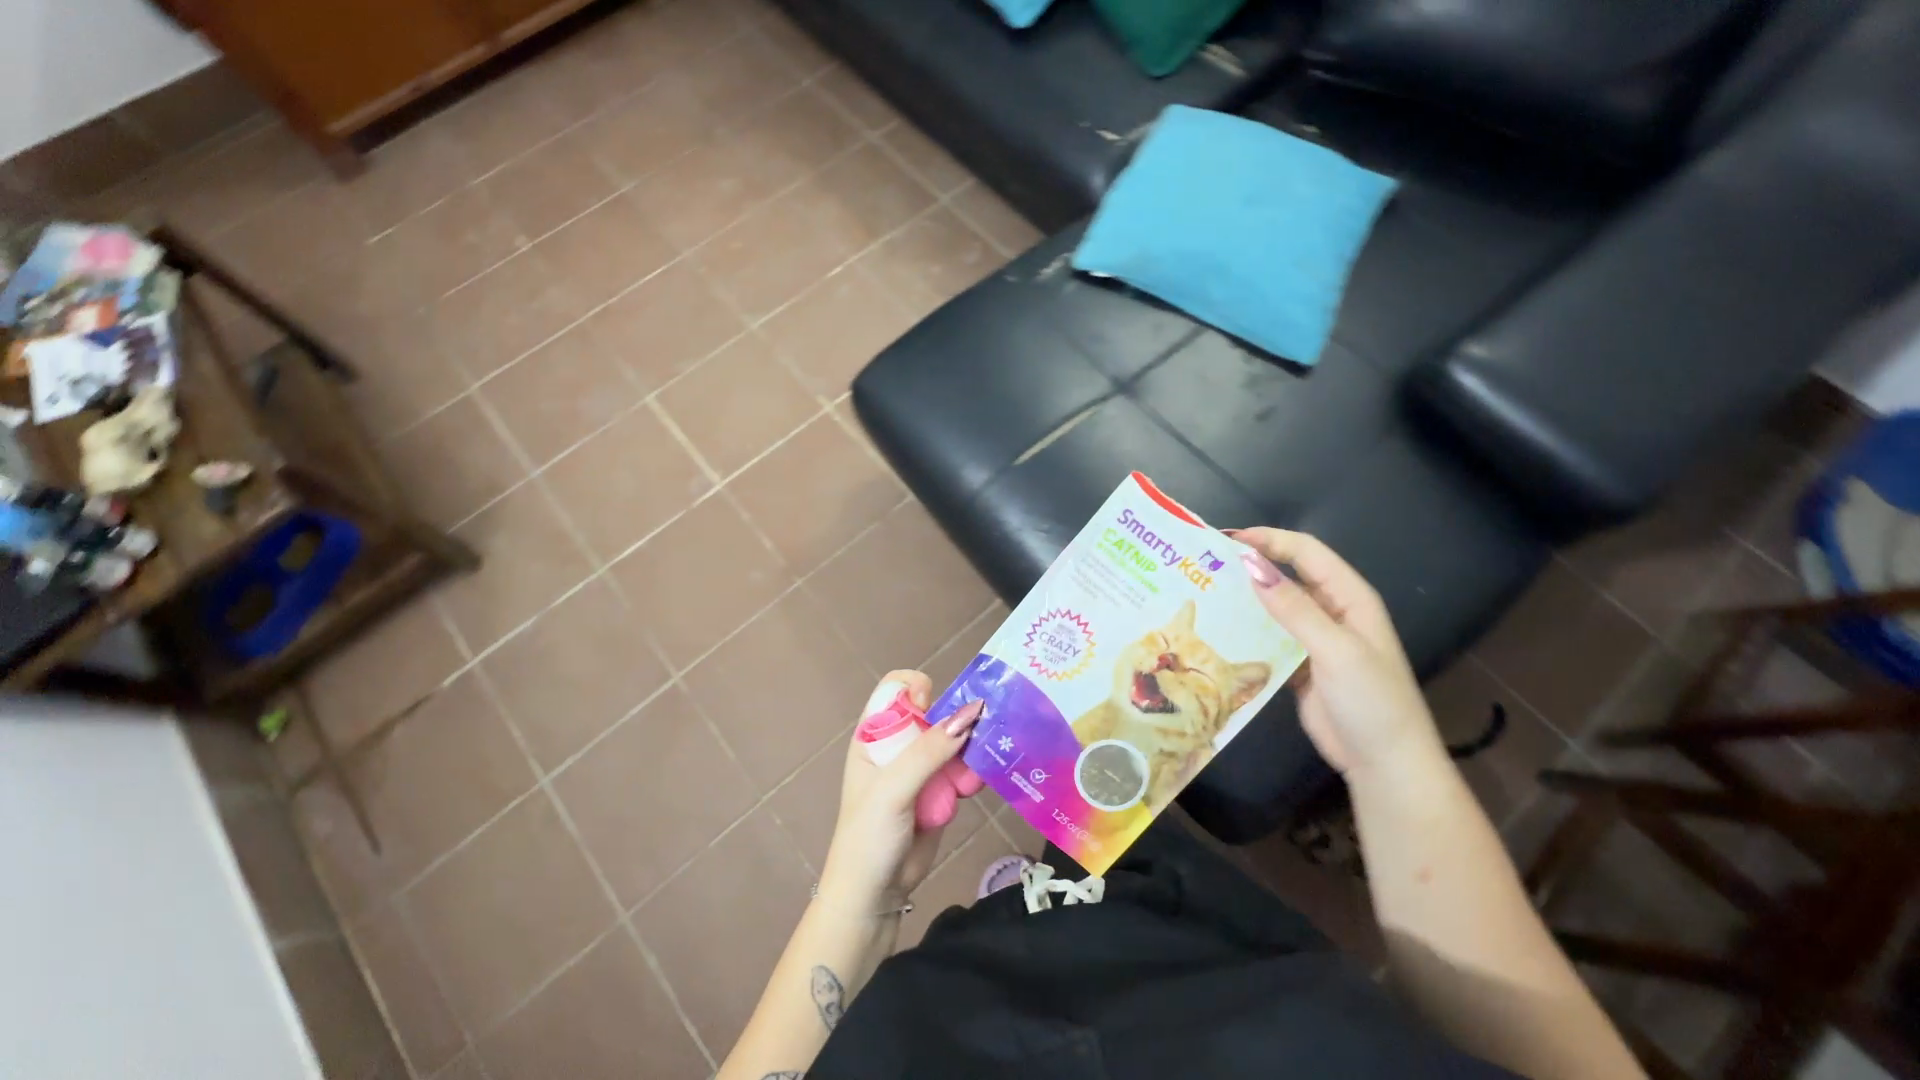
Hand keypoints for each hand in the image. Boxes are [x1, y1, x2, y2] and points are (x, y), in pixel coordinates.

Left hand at [817, 670, 984, 911]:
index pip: (897, 688)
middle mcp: (898, 746)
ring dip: (973, 742)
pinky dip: (977, 767)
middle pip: (934, 710)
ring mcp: (922, 769)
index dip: (918, 691)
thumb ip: (929, 752)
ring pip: (954, 738)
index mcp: (874, 736)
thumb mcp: (893, 789)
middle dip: (956, 715)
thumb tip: (970, 713)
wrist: (875, 894)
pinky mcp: (942, 791)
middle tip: (981, 727)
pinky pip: (964, 767)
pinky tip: (985, 775)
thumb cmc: (869, 836)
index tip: (933, 712)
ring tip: (990, 750)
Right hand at [1229, 528, 1444, 782]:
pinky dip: (1247, 632)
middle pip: (1289, 576)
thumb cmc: (1371, 700)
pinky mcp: (1299, 667)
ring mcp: (1315, 640)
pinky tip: (1217, 632)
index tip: (1227, 540)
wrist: (1385, 762)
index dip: (1271, 540)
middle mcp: (1332, 612)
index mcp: (1350, 598)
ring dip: (1245, 599)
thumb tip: (1252, 566)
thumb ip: (1294, 608)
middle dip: (1252, 565)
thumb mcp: (1335, 649)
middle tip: (1206, 564)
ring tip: (1203, 592)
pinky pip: (1269, 639)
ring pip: (1275, 608)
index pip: (1307, 553)